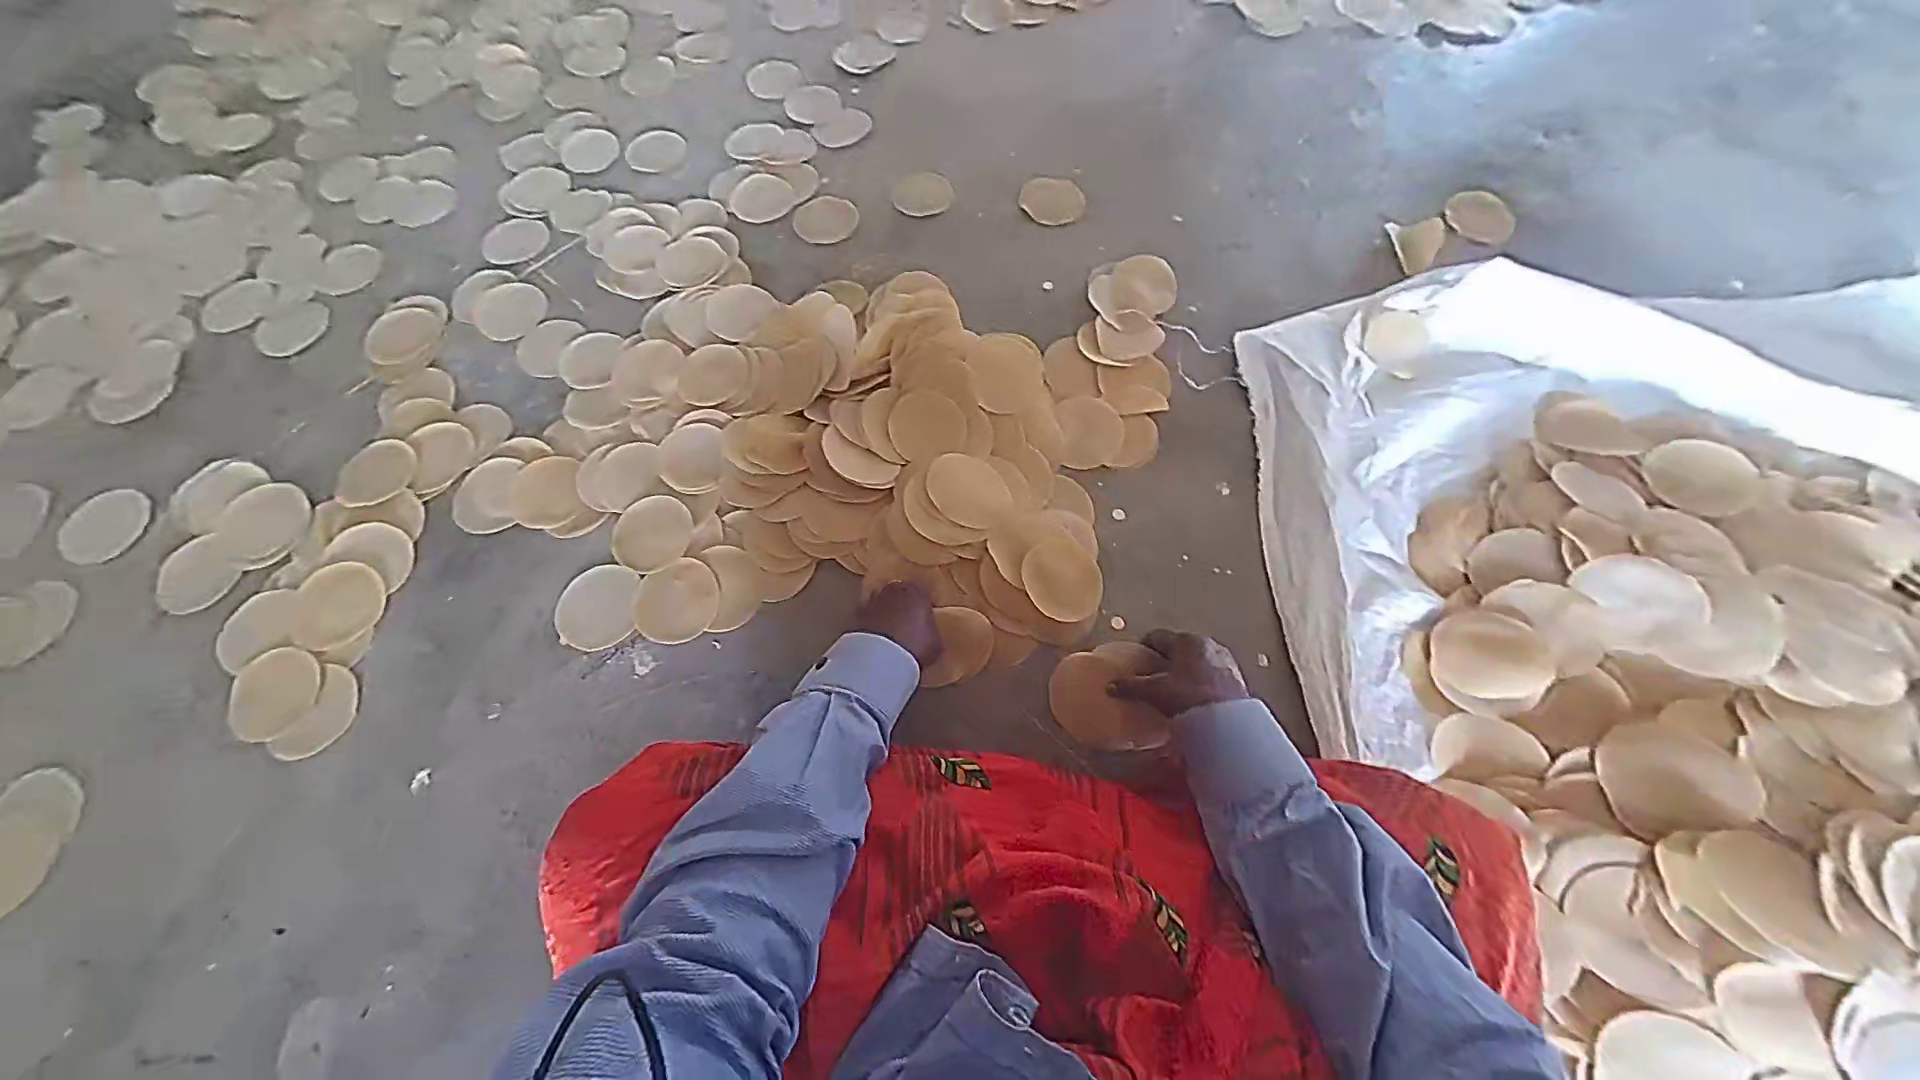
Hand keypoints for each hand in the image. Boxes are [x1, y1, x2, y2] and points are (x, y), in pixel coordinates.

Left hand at [856, 581, 942, 667]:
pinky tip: (876, 640)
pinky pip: (868, 617)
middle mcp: (893, 590)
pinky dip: (872, 624)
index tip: (925, 618)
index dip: (924, 605)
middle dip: (903, 605)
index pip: (923, 592)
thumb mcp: (935, 643)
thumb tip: (929, 634)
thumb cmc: (916, 645)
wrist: (880, 658)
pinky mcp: (856, 615)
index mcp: (917, 591)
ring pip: (882, 603)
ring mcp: (872, 601)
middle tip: (907, 624)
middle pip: (900, 594)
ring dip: (885, 613)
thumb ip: (932, 632)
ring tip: (890, 633)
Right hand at [1108, 630, 1249, 717]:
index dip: (1144, 648)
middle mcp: (1205, 642)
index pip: (1156, 636)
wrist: (1229, 722)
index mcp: (1184, 639)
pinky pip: (1211, 673)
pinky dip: (1200, 680)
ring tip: (1174, 688)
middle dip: (1165, 659)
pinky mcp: (1236, 676)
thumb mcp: (1154, 692)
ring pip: (1196, 660)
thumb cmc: (1188, 696)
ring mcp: (1224, 659)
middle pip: (1178, 647)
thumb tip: (1110, 686)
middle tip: (1153, 676)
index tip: (1137, 660)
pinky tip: (1194, 697)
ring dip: (1185, 670)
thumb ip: (1131, 686)